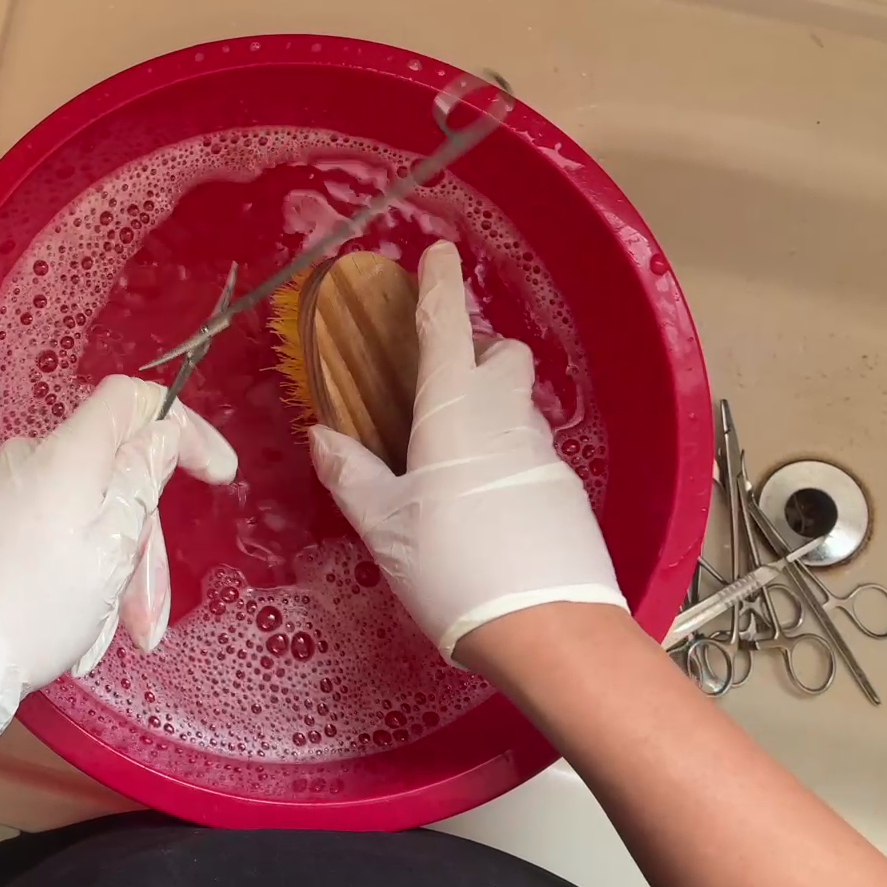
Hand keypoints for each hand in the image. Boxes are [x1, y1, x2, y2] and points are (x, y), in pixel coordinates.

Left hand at [0, 375, 236, 754]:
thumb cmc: (35, 604)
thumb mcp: (109, 546)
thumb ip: (141, 478)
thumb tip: (160, 432)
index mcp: (68, 452)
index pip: (131, 400)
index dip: (182, 427)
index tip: (219, 475)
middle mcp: (32, 459)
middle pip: (112, 473)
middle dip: (143, 540)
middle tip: (151, 617)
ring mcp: (4, 493)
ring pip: (86, 515)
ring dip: (112, 573)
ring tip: (115, 637)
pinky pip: (52, 534)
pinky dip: (77, 575)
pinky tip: (77, 628)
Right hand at [309, 240, 626, 659]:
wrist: (548, 632)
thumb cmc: (451, 565)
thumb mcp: (380, 522)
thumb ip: (349, 471)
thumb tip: (324, 436)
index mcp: (453, 413)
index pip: (445, 330)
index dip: (438, 287)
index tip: (438, 254)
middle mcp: (504, 418)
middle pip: (501, 355)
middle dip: (472, 350)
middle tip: (431, 384)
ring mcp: (542, 451)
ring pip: (517, 399)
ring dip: (487, 397)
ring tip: (446, 445)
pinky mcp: (562, 486)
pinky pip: (528, 440)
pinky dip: (502, 441)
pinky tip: (477, 491)